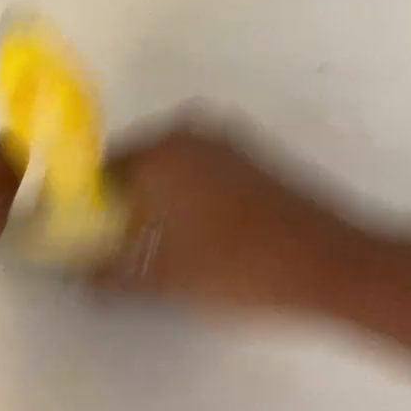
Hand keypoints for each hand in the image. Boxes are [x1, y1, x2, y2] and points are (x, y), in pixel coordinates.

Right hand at [92, 112, 372, 310]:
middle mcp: (190, 131)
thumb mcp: (160, 279)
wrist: (335, 266)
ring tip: (152, 248)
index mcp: (160, 150)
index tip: (80, 240)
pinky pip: (200, 173)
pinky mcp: (255, 157)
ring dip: (154, 203)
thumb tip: (75, 278)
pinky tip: (193, 237)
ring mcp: (228, 141)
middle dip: (118, 205)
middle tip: (112, 250)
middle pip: (134, 168)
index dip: (83, 207)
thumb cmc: (236, 266)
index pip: (98, 171)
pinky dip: (186, 198)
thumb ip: (107, 276)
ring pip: (169, 171)